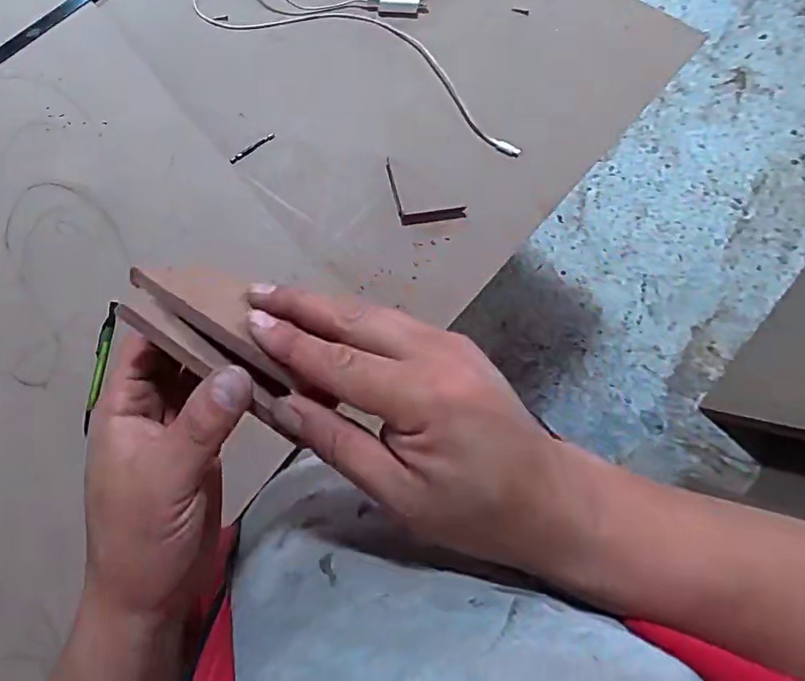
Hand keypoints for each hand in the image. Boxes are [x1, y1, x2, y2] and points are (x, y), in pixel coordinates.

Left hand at [54, 330, 251, 679]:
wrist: (149, 599)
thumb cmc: (140, 532)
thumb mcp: (167, 472)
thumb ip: (202, 421)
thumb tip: (238, 369)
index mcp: (121, 405)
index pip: (142, 346)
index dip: (168, 319)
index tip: (207, 295)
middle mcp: (145, 408)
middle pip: (172, 359)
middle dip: (202, 336)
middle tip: (246, 311)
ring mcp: (173, 429)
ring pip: (196, 383)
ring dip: (220, 364)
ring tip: (260, 336)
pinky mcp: (198, 449)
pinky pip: (215, 410)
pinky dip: (234, 395)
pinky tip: (262, 378)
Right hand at [242, 285, 601, 577]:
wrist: (555, 500)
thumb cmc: (475, 512)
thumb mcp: (398, 494)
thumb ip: (335, 442)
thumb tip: (280, 403)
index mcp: (423, 398)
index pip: (337, 360)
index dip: (289, 341)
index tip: (249, 321)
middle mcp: (434, 354)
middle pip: (351, 318)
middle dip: (299, 303)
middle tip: (253, 292)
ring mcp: (446, 340)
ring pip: (368, 311)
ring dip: (320, 304)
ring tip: (277, 297)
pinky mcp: (450, 339)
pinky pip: (388, 319)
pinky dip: (348, 316)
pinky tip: (323, 318)